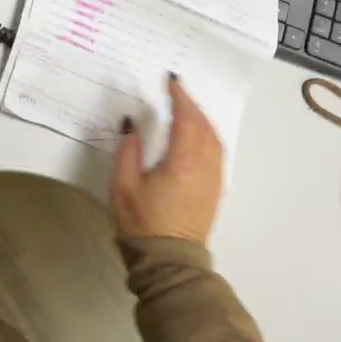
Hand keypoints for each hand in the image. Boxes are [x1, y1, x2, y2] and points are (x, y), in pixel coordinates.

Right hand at [112, 75, 223, 243]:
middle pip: (204, 126)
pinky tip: (196, 133)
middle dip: (191, 104)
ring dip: (202, 118)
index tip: (170, 79)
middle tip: (175, 89)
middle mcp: (204, 167)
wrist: (169, 262)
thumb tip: (131, 122)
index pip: (186, 119)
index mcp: (182, 162)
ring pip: (214, 139)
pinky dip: (207, 134)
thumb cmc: (143, 221)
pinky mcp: (214, 190)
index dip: (179, 97)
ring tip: (186, 107)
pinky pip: (216, 152)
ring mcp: (213, 179)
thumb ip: (128, 149)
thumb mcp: (124, 184)